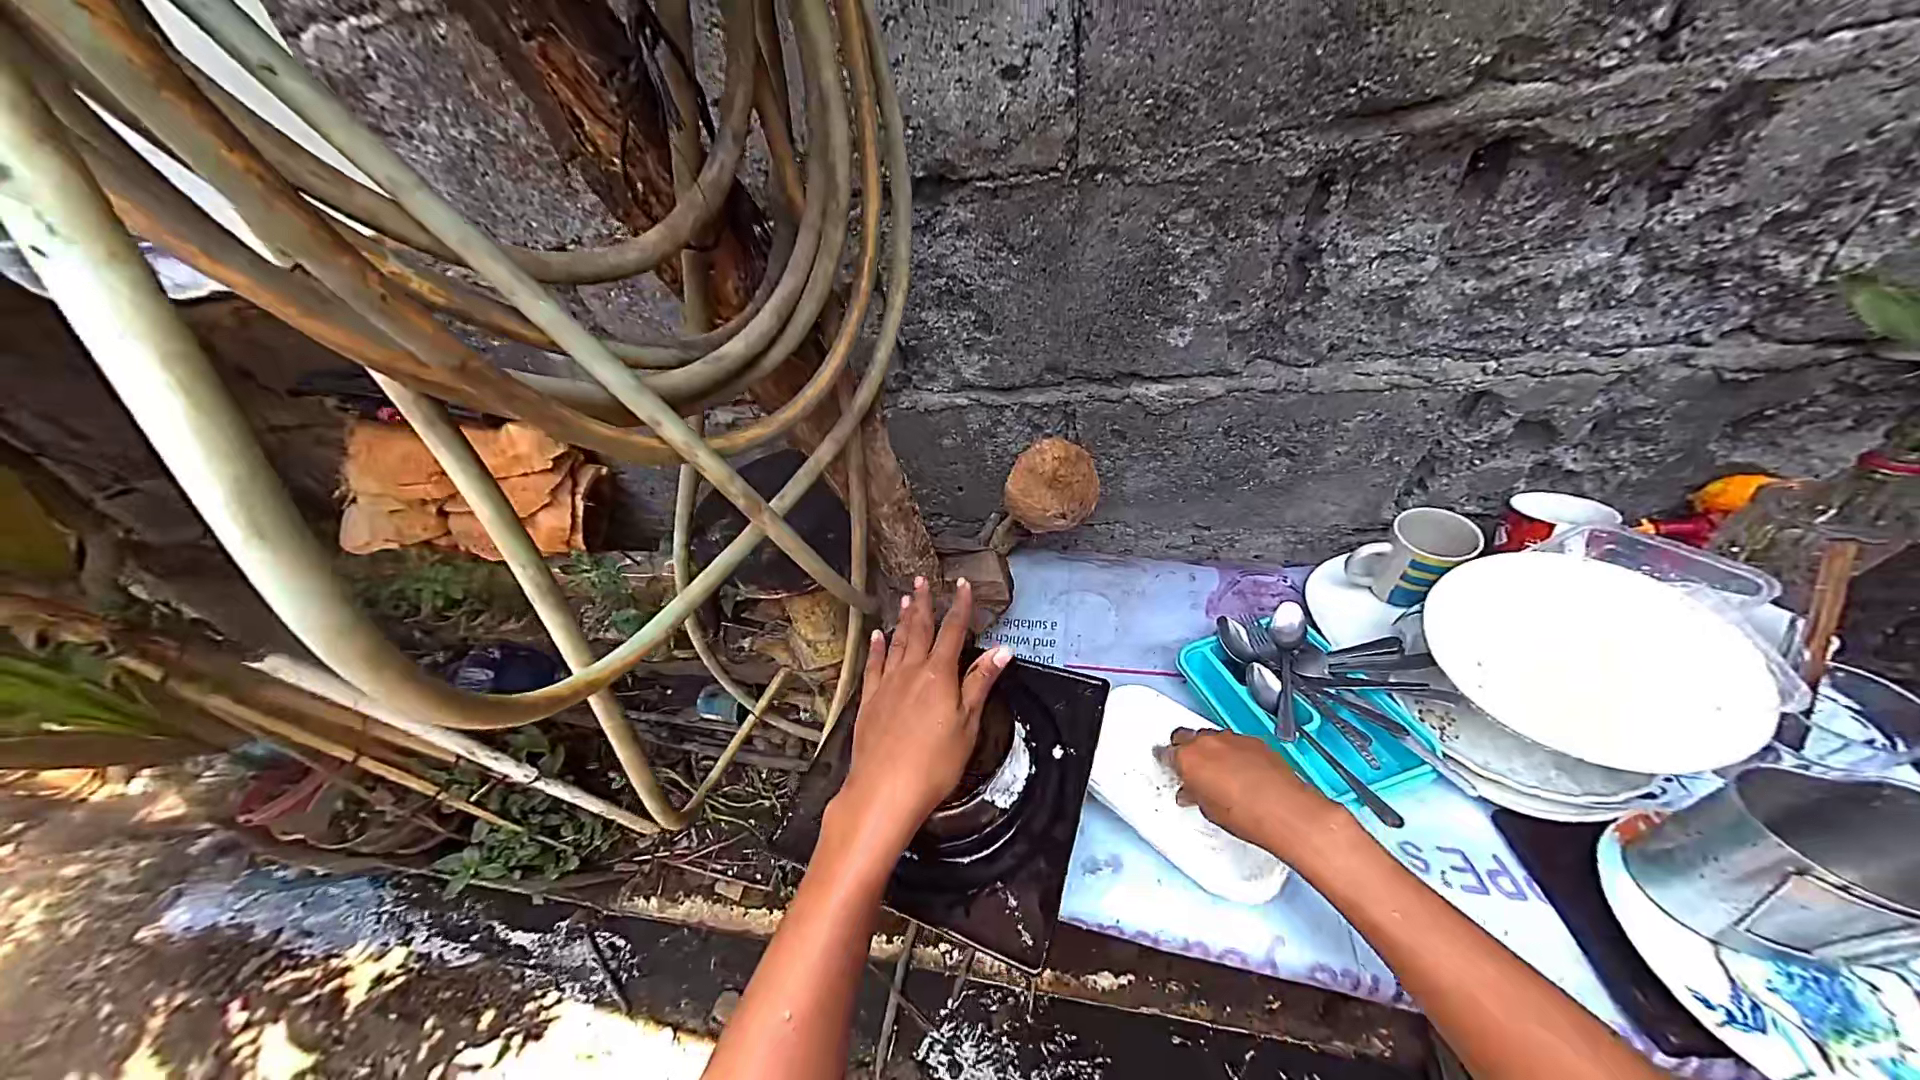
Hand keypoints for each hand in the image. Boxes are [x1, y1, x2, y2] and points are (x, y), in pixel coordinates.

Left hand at [834, 576, 1011, 848]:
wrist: (884, 790)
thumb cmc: (933, 764)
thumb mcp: (967, 724)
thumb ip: (980, 683)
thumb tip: (1001, 651)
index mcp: (938, 675)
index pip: (953, 631)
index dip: (960, 606)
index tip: (962, 585)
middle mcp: (910, 672)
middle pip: (920, 629)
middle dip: (925, 603)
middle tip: (923, 580)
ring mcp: (886, 684)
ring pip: (897, 642)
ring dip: (904, 620)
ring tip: (907, 600)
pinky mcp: (869, 700)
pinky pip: (873, 664)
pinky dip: (877, 647)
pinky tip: (877, 636)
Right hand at [1159, 728, 1348, 860]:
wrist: (1286, 811)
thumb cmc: (1249, 813)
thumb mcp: (1208, 809)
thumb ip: (1195, 793)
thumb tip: (1195, 792)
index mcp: (1188, 757)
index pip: (1167, 752)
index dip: (1168, 761)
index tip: (1172, 767)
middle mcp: (1207, 742)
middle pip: (1186, 736)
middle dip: (1186, 748)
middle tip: (1192, 767)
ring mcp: (1232, 739)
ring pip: (1212, 737)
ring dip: (1211, 750)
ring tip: (1220, 771)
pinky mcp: (1254, 741)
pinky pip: (1236, 741)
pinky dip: (1235, 752)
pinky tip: (1242, 770)